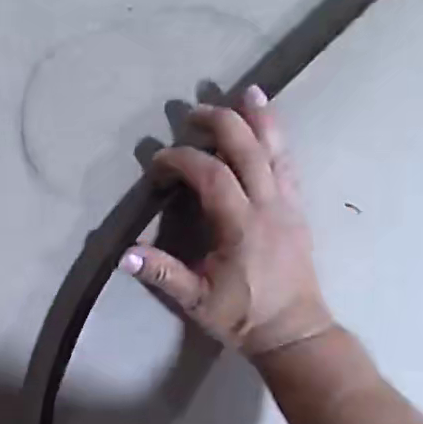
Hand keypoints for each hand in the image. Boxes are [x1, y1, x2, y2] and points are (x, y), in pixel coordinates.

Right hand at [120, 85, 336, 358]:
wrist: (293, 331)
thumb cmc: (241, 317)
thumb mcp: (195, 300)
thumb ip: (161, 273)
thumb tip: (124, 254)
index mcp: (240, 226)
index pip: (211, 177)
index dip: (183, 161)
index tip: (159, 161)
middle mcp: (268, 207)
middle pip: (247, 150)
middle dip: (220, 124)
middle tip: (194, 112)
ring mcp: (288, 205)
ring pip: (276, 150)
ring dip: (260, 119)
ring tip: (247, 92)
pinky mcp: (298, 210)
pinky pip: (289, 165)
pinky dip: (278, 140)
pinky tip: (271, 126)